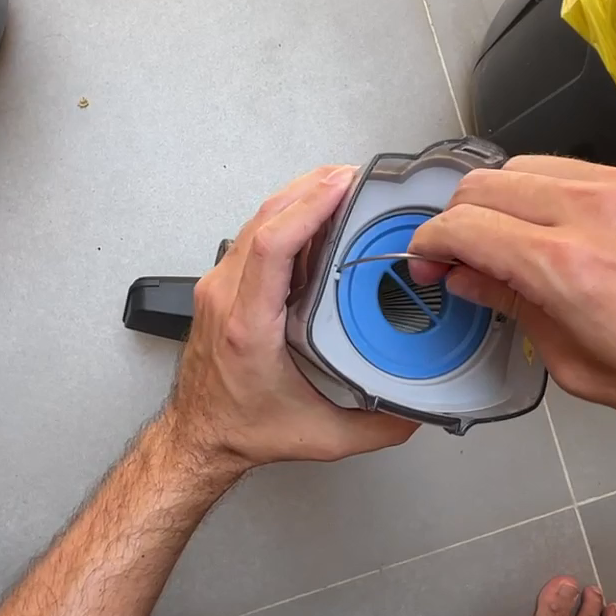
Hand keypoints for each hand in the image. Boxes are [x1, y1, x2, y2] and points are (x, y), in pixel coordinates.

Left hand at [166, 166, 417, 468]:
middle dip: (312, 189)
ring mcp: (218, 287)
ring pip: (256, 221)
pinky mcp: (220, 286)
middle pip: (265, 219)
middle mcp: (226, 298)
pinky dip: (284, 215)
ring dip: (298, 196)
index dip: (309, 207)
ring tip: (339, 188)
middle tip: (355, 177)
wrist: (198, 435)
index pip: (272, 244)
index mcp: (248, 326)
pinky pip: (251, 235)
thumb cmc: (241, 429)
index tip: (342, 185)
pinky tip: (311, 215)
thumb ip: (377, 427)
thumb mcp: (321, 437)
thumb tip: (417, 409)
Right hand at [407, 159, 615, 448]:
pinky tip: (553, 231)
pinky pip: (567, 169)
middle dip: (453, 220)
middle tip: (457, 260)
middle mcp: (591, 209)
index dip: (426, 246)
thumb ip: (514, 309)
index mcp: (566, 266)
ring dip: (495, 202)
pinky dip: (539, 193)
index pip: (461, 226)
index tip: (425, 267)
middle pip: (480, 182)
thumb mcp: (578, 366)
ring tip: (505, 244)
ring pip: (520, 165)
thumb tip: (470, 279)